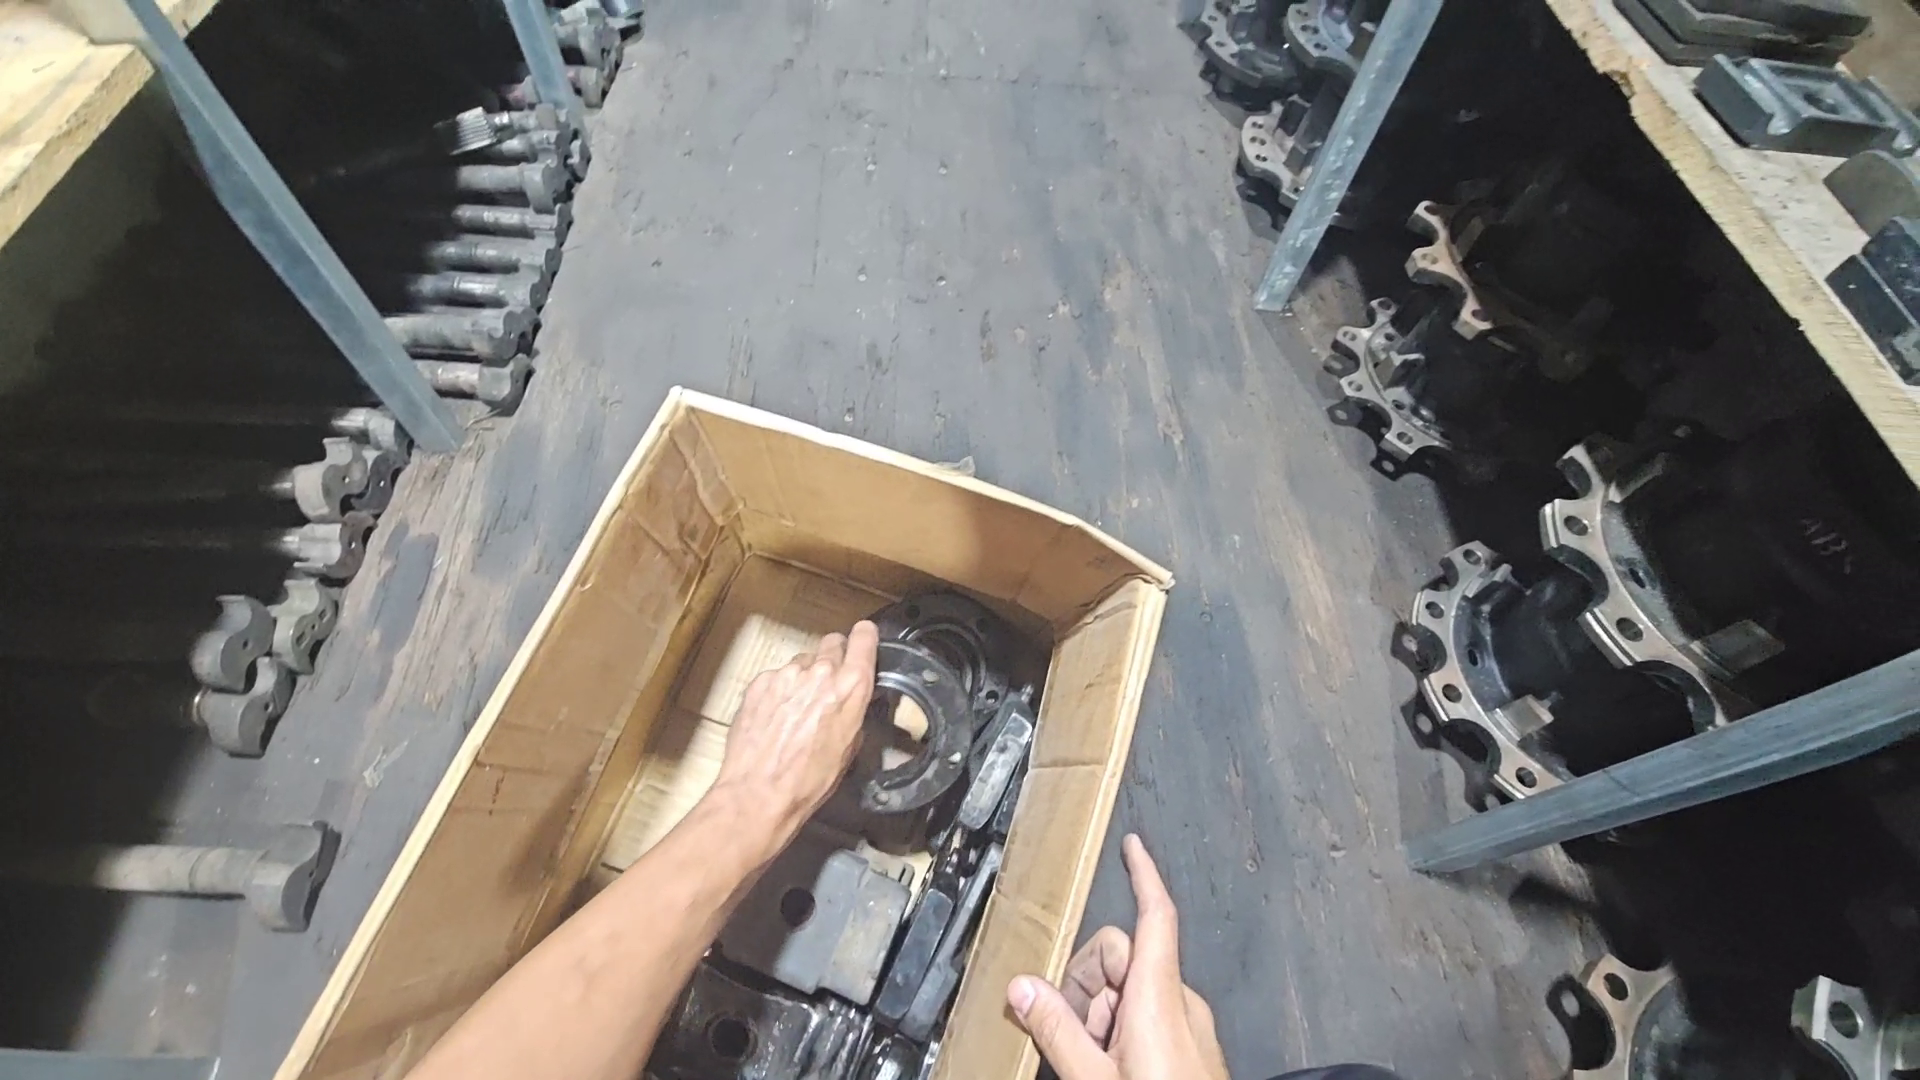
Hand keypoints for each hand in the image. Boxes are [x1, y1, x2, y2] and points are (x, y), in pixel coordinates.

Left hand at [711, 621, 879, 845]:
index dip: (864, 638)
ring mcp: (787, 674)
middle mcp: (821, 671)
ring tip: (796, 711)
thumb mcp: (849, 746)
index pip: (864, 637)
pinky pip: (777, 676)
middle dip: (833, 659)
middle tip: (827, 686)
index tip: (862, 642)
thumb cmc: (809, 780)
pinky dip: (778, 691)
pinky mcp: (760, 681)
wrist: (758, 794)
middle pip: (833, 643)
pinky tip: (774, 717)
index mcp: (851, 686)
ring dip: (804, 678)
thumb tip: (850, 699)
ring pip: (803, 662)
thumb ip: (853, 709)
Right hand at [1006, 834, 1229, 1079]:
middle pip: (1123, 954)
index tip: (1131, 843)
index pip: (1155, 915)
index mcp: (1159, 996)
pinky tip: (1107, 1068)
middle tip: (1068, 1034)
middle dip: (1087, 981)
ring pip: (1131, 988)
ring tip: (1090, 1063)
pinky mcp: (1192, 1049)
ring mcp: (1190, 1026)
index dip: (1144, 874)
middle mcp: (1180, 1000)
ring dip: (1100, 1011)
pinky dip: (1119, 1027)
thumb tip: (1019, 982)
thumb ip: (1056, 1029)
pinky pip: (1148, 1014)